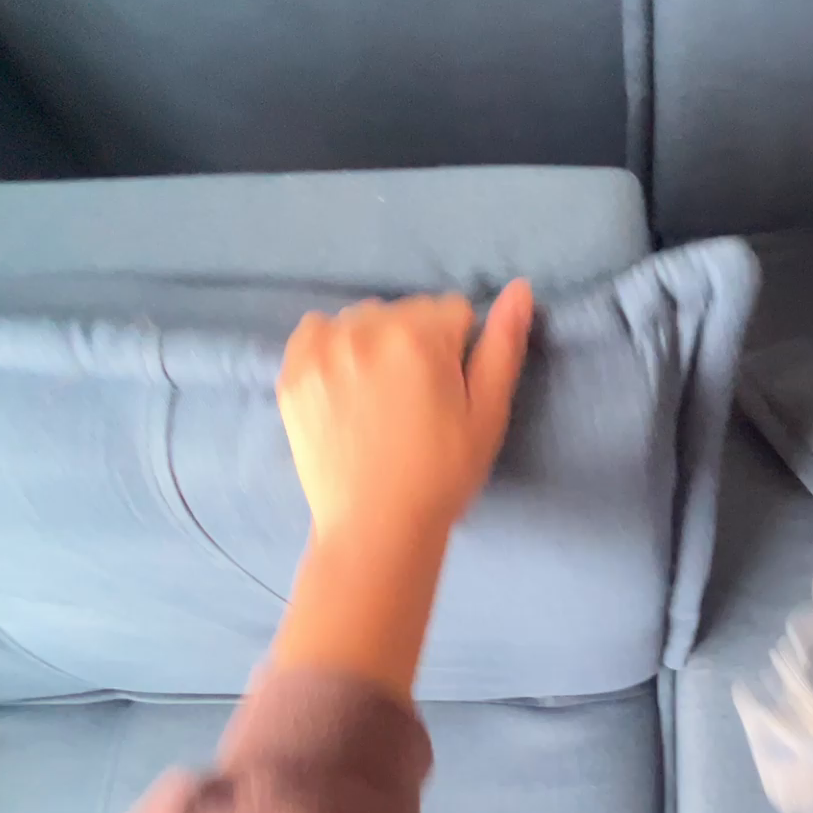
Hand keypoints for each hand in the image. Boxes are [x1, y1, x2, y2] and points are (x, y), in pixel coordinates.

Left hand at [276, 280, 533, 537]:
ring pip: (365, 319)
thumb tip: (520, 286)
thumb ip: (504, 344)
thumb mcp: (489, 412)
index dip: (461, 350)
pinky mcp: (293, 372)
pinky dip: (334, 346)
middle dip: (420, 342)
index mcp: (420, 336)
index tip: (452, 391)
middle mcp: (366, 329)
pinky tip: (345, 384)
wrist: (377, 527)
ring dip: (378, 342)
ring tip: (381, 397)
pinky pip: (318, 330)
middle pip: (409, 311)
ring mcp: (322, 349)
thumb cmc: (444, 472)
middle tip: (419, 400)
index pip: (455, 310)